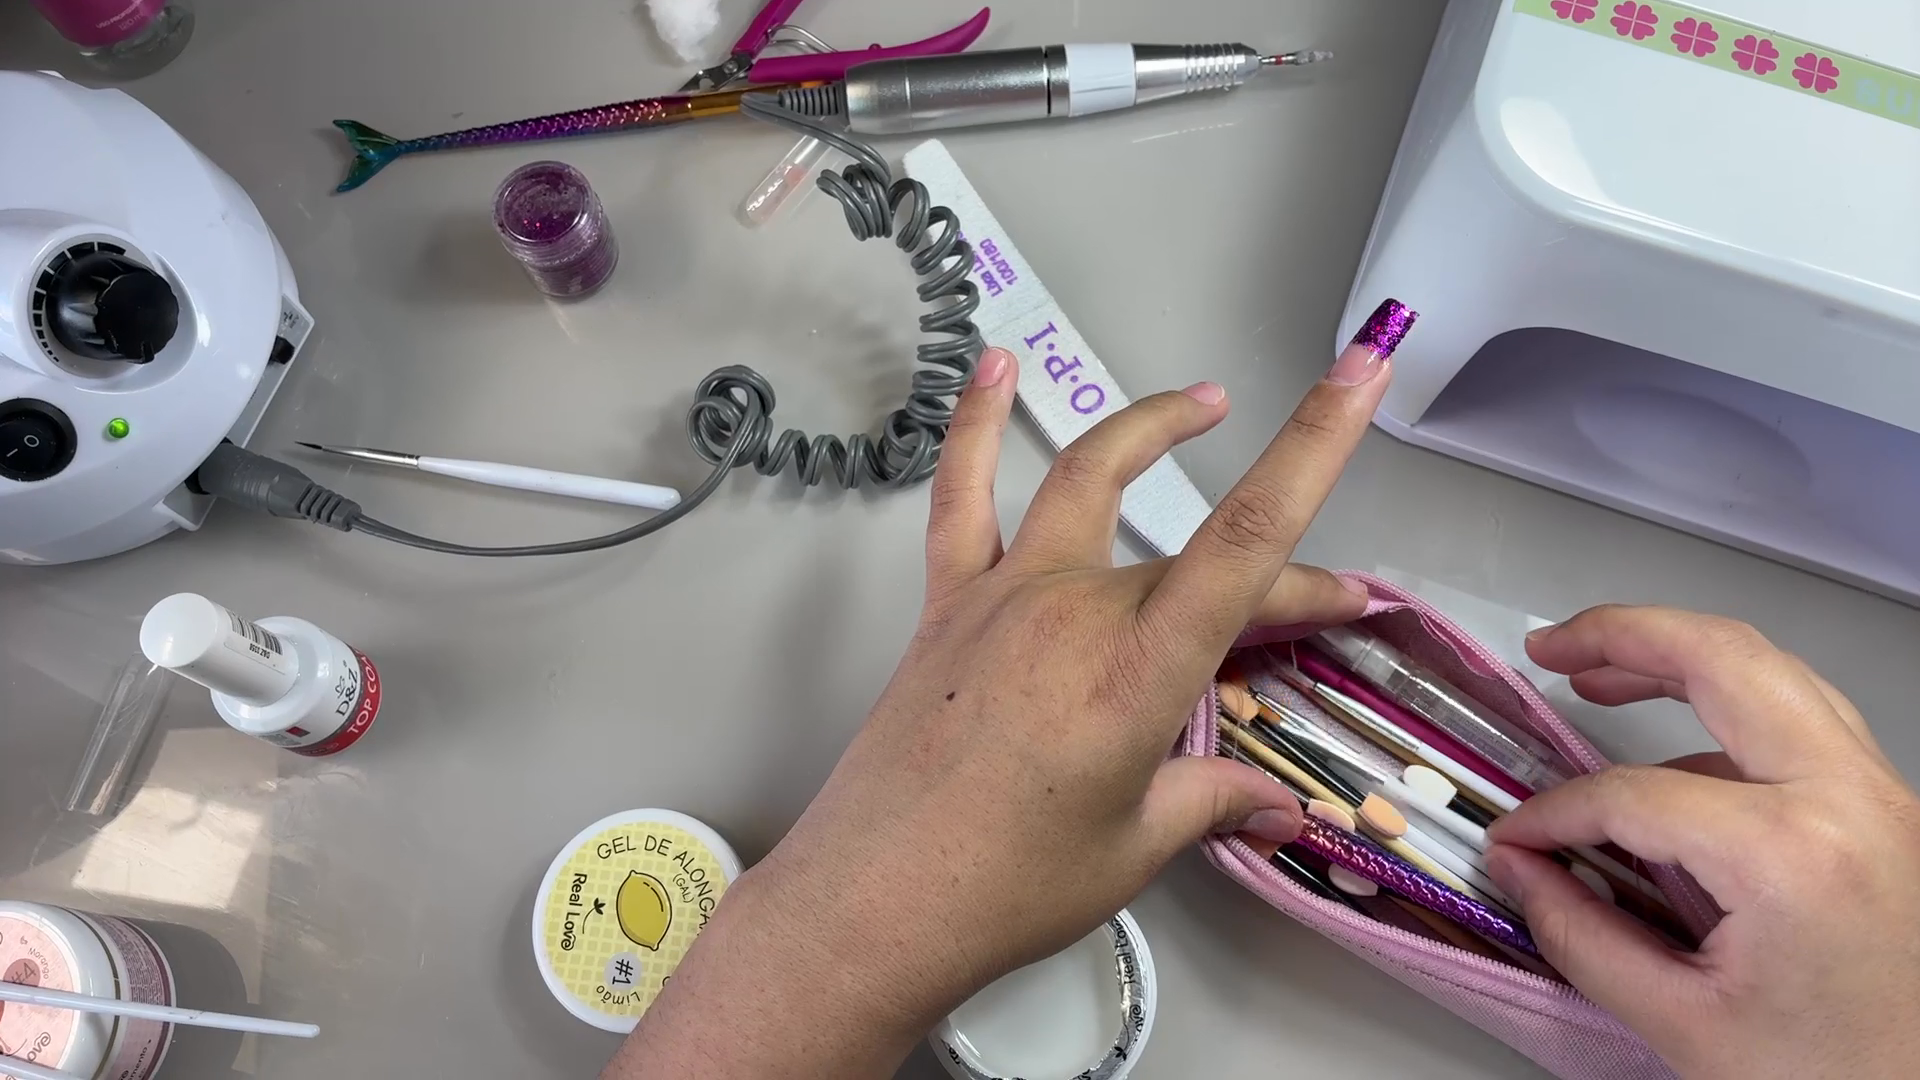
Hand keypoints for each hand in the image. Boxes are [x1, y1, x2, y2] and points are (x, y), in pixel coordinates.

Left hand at [609, 330, 1398, 1078]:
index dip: (1313, 453)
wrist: (876, 897)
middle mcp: (1072, 610)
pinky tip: (990, 369)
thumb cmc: (1010, 884)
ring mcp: (1003, 593)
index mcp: (1135, 674)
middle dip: (1274, 572)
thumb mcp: (1133, 846)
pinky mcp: (948, 599)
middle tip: (1319, 598)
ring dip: (1148, 432)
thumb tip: (1280, 805)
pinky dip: (974, 428)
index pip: (1245, 545)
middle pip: (1192, 553)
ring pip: (1086, 485)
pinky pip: (960, 496)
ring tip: (1201, 402)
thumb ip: (1212, 802)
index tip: (1358, 384)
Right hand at [1487, 606, 1919, 1079]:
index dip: (1550, 815)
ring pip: (1770, 674)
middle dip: (1618, 634)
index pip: (1625, 796)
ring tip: (1591, 669)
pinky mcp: (1893, 815)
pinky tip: (1668, 751)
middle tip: (1545, 647)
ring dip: (1670, 656)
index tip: (1514, 846)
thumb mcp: (1686, 1026)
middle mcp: (1855, 801)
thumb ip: (1576, 932)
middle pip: (1724, 659)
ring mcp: (1888, 802)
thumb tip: (1513, 864)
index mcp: (1794, 853)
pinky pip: (1794, 724)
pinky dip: (1715, 707)